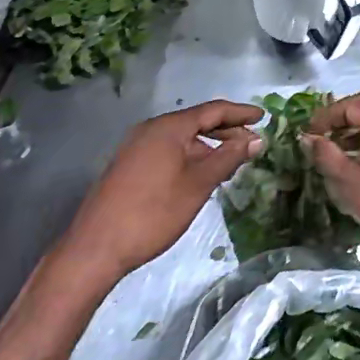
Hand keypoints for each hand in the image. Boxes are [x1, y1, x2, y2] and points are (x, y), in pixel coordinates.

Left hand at [67, 100, 262, 273]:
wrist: (95, 249)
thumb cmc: (153, 213)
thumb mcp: (198, 185)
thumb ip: (229, 158)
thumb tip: (256, 139)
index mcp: (168, 127)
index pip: (213, 110)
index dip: (240, 113)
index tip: (264, 117)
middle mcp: (151, 129)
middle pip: (197, 122)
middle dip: (226, 131)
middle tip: (252, 143)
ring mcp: (136, 147)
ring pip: (182, 138)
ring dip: (208, 146)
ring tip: (231, 162)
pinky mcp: (128, 165)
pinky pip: (168, 150)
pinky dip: (190, 156)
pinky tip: (200, 175)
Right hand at [303, 92, 359, 272]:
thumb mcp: (349, 181)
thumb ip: (325, 155)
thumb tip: (307, 138)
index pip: (352, 105)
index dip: (327, 116)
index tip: (309, 133)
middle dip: (338, 115)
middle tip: (318, 132)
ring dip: (351, 125)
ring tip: (330, 144)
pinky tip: (350, 154)